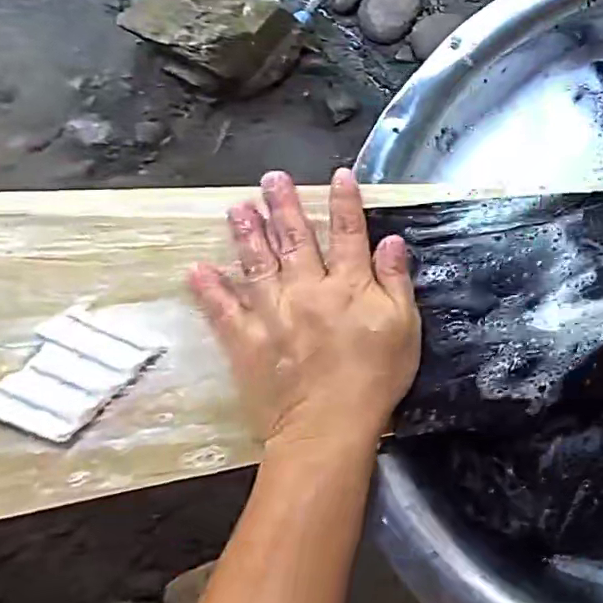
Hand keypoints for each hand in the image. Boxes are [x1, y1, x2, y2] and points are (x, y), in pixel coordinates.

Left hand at [187, 168, 419, 453]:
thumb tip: (392, 242)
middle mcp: (308, 290)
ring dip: (247, 234)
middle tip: (271, 180)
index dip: (344, 202)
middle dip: (284, 207)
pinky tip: (198, 269)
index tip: (338, 176)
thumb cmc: (378, 373)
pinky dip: (209, 289)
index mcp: (349, 285)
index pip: (348, 233)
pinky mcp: (246, 342)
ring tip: (236, 208)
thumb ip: (395, 281)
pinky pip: (223, 310)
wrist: (330, 425)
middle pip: (296, 240)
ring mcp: (272, 314)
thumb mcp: (405, 324)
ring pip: (257, 265)